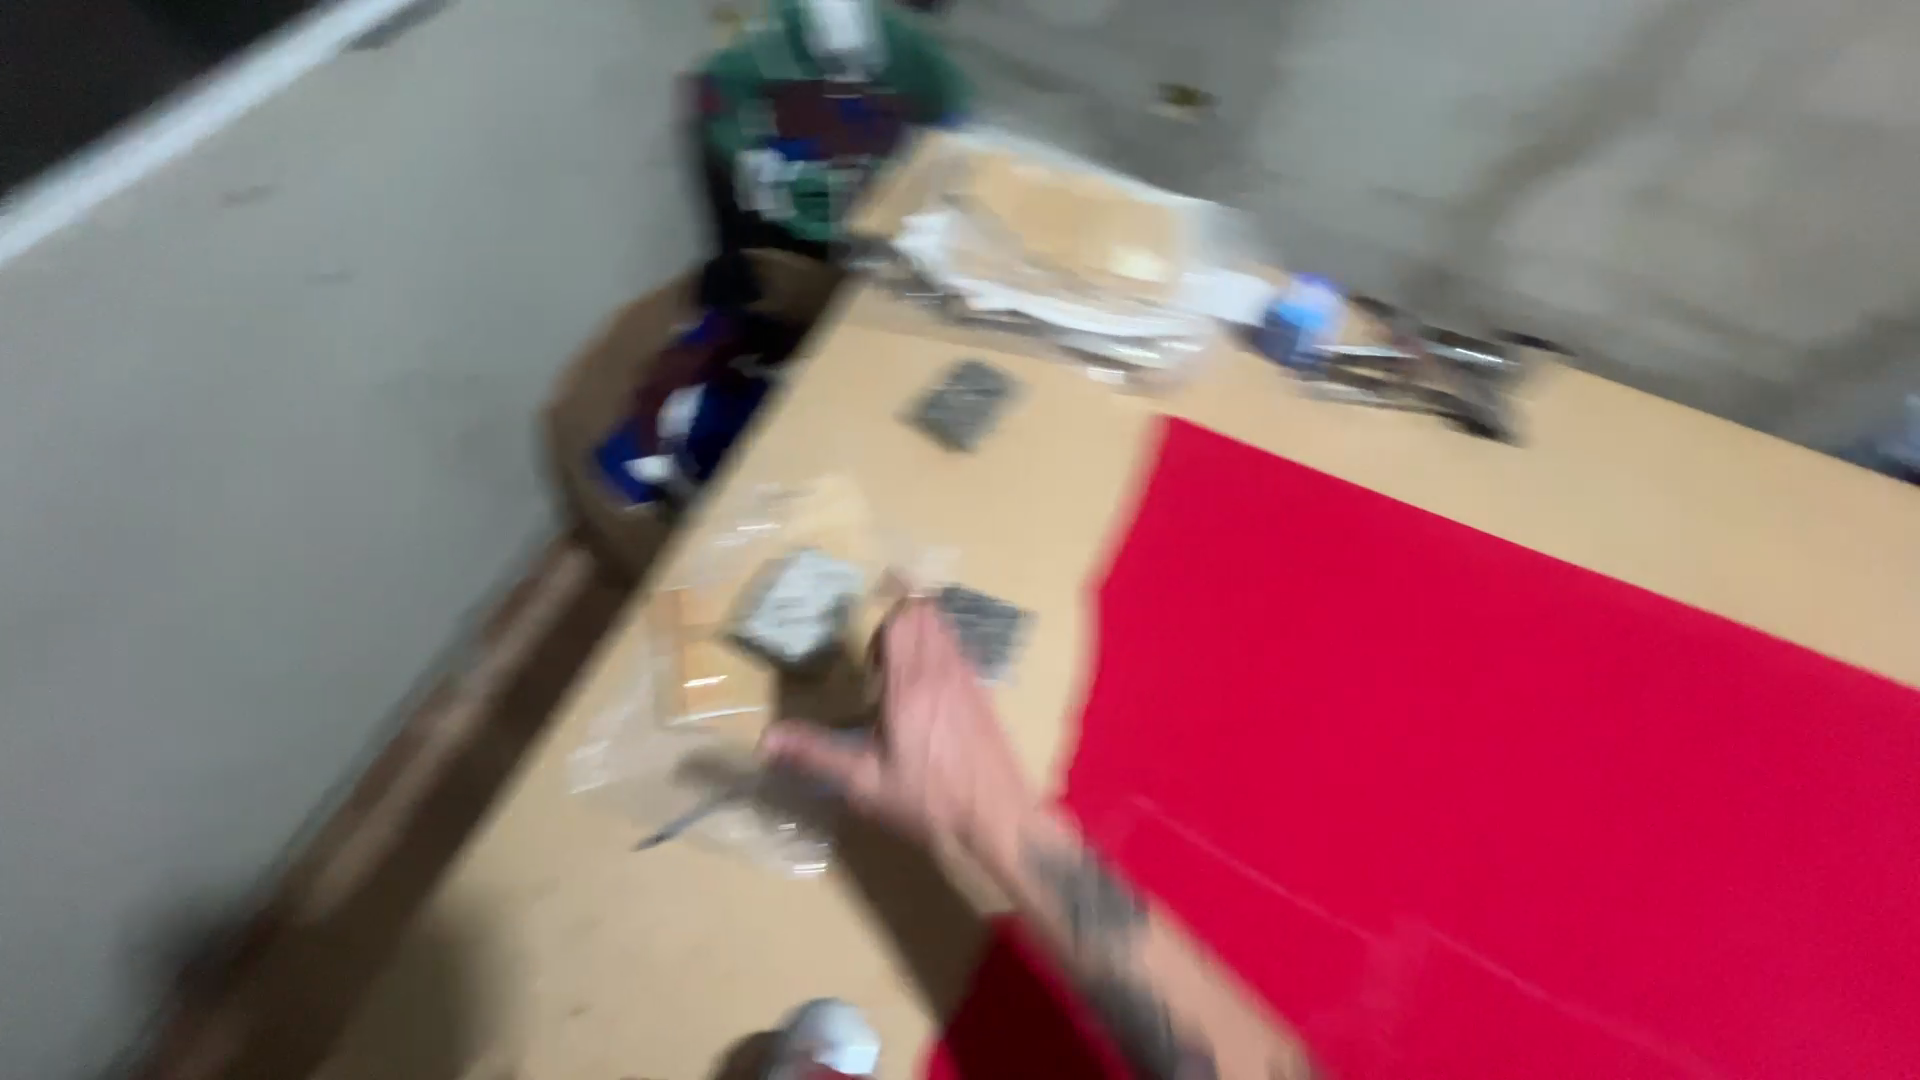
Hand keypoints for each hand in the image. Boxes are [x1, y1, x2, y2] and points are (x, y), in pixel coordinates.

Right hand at [763, 598, 1035, 865]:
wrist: (998, 817)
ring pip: (944, 626)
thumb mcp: (867, 784)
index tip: (863, 618)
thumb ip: (817, 755)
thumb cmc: (929, 801)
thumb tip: (767, 739)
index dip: (883, 607)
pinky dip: (939, 646)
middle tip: (875, 646)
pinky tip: (926, 685)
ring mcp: (968, 677)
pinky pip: (958, 647)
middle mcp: (941, 670)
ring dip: (920, 628)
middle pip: (924, 613)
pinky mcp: (983, 690)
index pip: (901, 620)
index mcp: (910, 686)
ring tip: (897, 662)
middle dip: (897, 613)